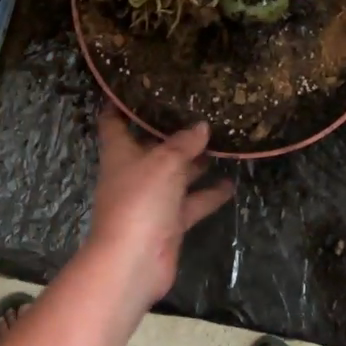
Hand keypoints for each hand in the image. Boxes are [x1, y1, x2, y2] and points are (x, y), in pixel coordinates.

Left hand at [86, 111, 234, 305]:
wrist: (133, 263)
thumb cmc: (139, 199)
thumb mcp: (164, 161)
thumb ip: (184, 143)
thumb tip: (201, 126)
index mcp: (120, 151)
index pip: (113, 120)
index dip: (121, 102)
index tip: (136, 83)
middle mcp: (133, 171)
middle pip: (151, 145)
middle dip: (171, 131)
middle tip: (198, 109)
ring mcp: (151, 199)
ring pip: (175, 174)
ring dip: (195, 161)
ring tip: (222, 141)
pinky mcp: (168, 223)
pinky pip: (190, 203)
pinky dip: (208, 195)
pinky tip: (231, 184)